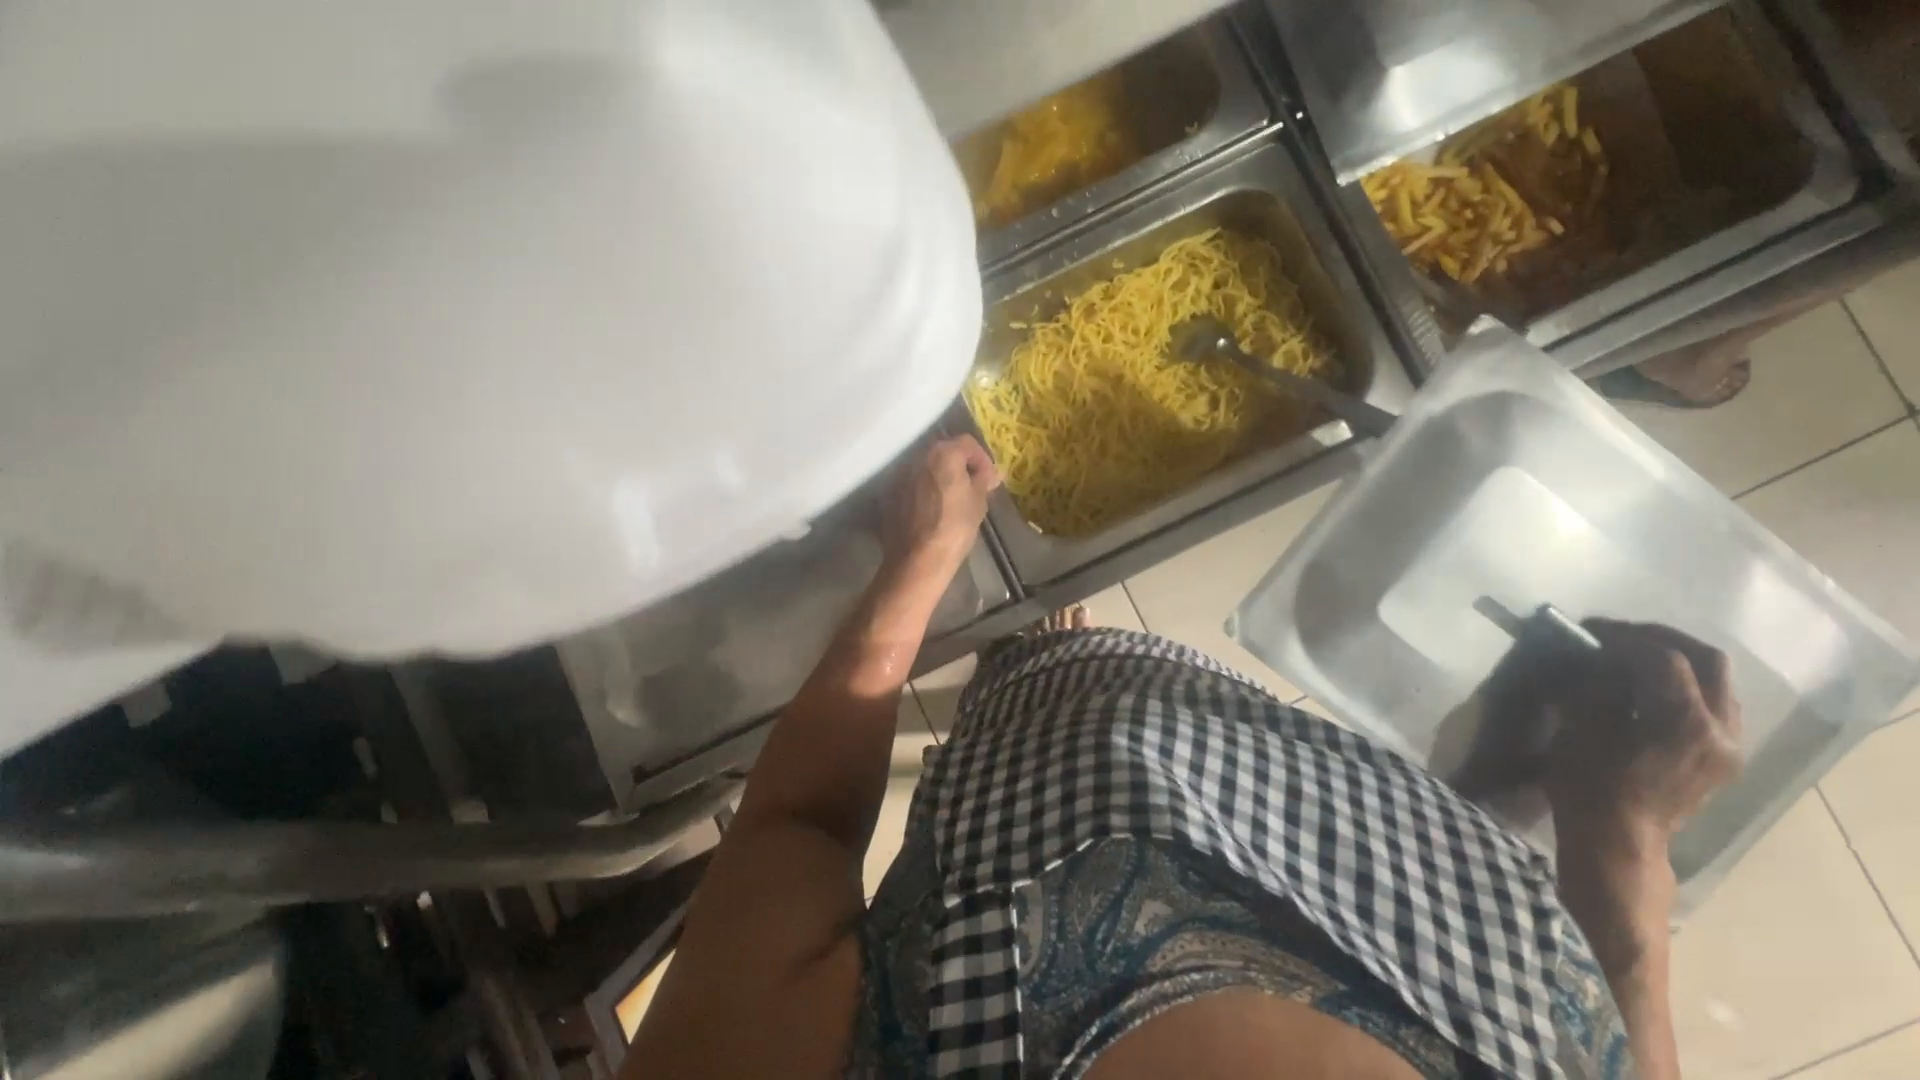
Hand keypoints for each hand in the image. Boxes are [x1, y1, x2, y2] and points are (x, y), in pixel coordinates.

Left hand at [878, 435, 1000, 591]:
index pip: (967, 442)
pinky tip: (932, 509)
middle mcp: (918, 457)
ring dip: (940, 477)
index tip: (988, 478)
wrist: (917, 559)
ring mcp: (900, 474)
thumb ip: (983, 480)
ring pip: (925, 467)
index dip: (981, 458)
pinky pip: (912, 484)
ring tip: (952, 498)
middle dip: (959, 465)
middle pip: (943, 451)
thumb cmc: (954, 528)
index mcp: (943, 454)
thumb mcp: (978, 502)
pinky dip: (924, 489)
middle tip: (972, 486)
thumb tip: (989, 473)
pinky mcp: (890, 493)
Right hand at [1545, 620, 1742, 845]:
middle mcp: (1722, 728)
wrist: (1617, 841)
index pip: (1664, 656)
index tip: (1589, 630)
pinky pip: (1716, 704)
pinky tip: (1651, 689)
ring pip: (1718, 681)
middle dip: (1661, 639)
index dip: (1624, 636)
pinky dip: (1686, 686)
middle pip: (1707, 660)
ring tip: (1633, 658)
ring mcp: (1730, 745)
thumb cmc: (1590, 785)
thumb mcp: (1583, 726)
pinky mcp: (1724, 756)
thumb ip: (1602, 685)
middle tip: (1619, 635)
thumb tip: (1606, 658)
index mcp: (1685, 721)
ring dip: (1677, 660)